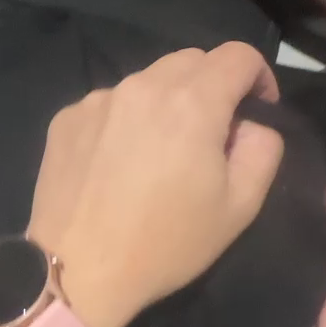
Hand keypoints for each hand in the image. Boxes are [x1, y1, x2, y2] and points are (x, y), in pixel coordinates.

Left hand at [26, 42, 283, 326]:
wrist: (76, 271)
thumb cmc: (164, 244)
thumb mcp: (239, 207)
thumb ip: (262, 149)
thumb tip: (248, 125)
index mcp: (192, 101)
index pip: (238, 55)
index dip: (258, 77)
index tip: (256, 111)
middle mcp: (140, 87)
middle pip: (189, 62)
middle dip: (211, 87)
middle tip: (209, 136)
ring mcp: (96, 102)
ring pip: (144, 82)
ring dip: (163, 103)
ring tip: (157, 153)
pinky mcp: (63, 121)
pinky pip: (106, 106)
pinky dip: (122, 121)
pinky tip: (115, 164)